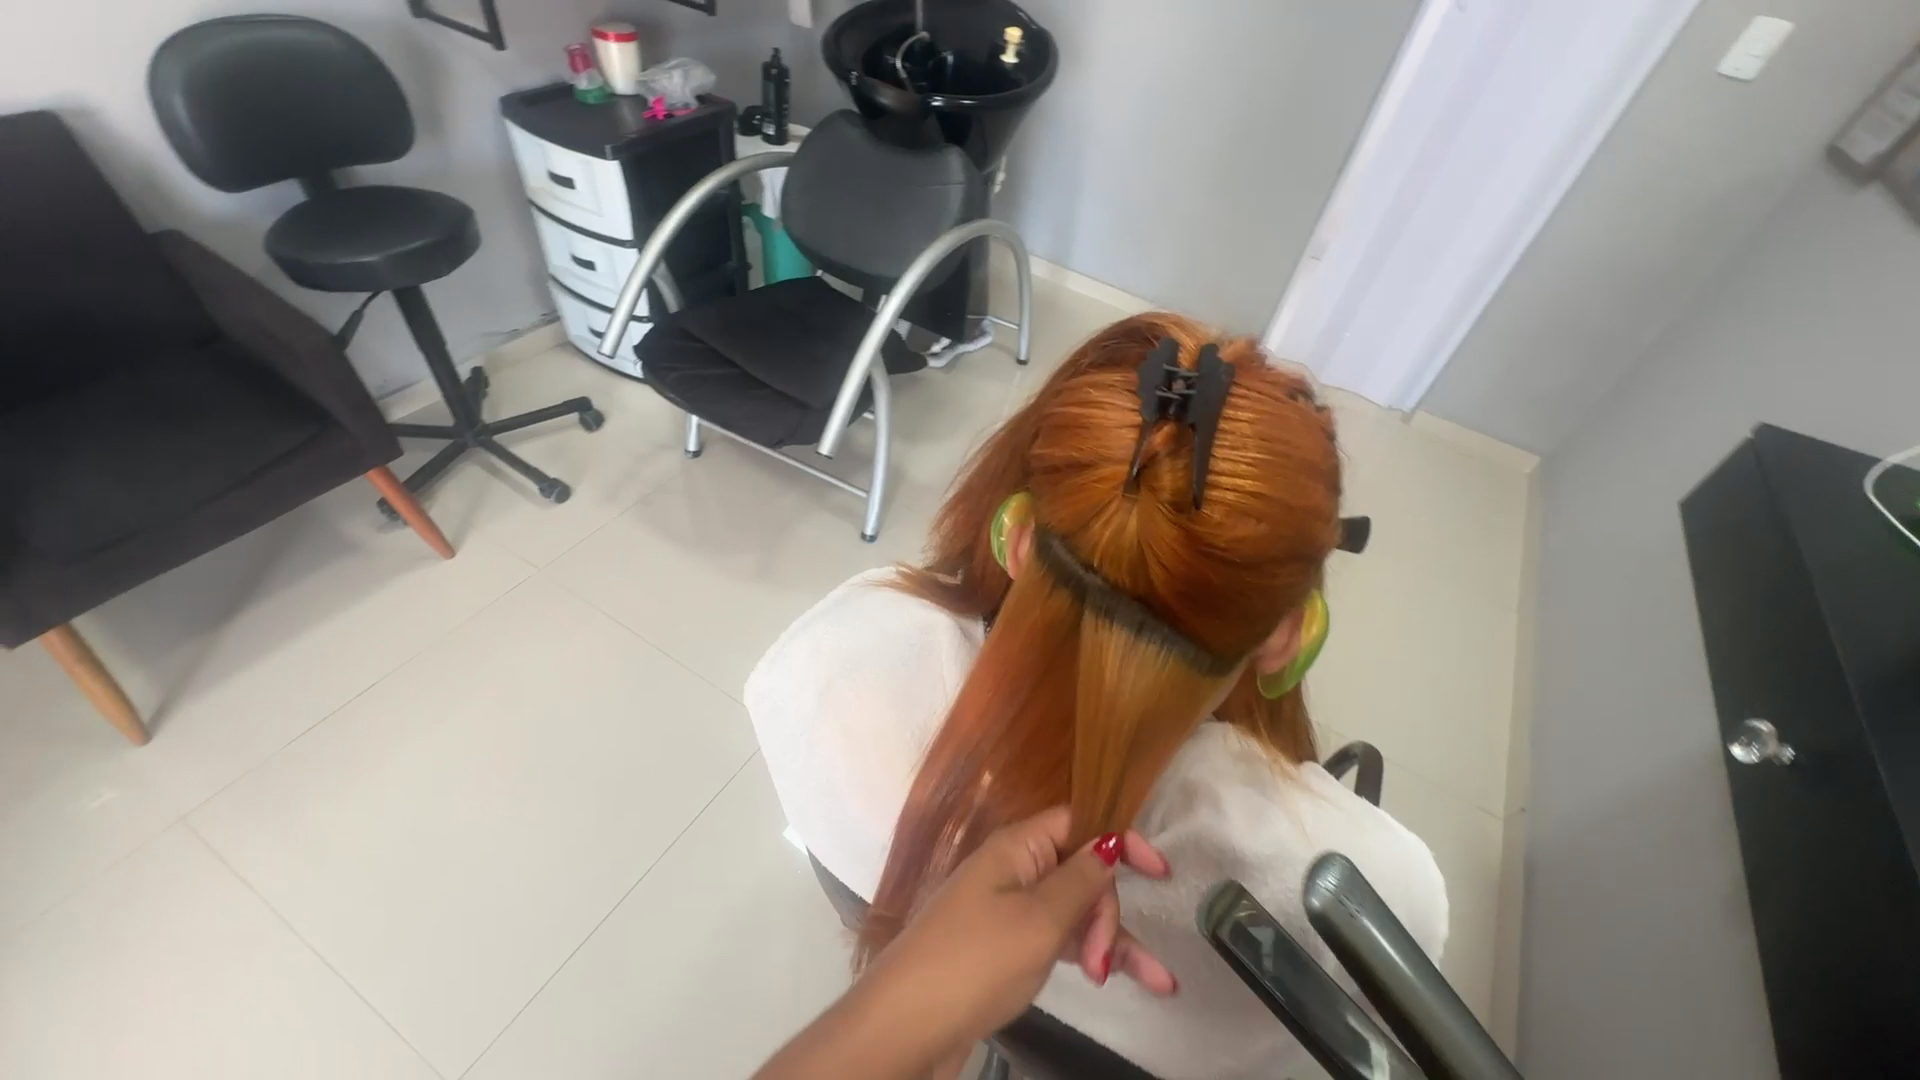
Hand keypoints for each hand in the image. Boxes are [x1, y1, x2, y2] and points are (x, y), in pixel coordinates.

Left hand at [754, 808, 1174, 1079]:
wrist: (907, 1025)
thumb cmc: (975, 960)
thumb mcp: (1038, 920)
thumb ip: (1081, 880)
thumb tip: (1110, 841)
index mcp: (1017, 847)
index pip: (1078, 822)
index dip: (1120, 839)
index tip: (1162, 872)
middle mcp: (1014, 869)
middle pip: (1080, 869)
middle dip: (1106, 909)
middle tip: (1101, 957)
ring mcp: (1010, 909)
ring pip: (1074, 910)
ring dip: (1109, 939)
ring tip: (1152, 981)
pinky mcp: (1007, 947)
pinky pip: (1059, 939)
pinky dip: (1088, 956)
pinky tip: (1121, 979)